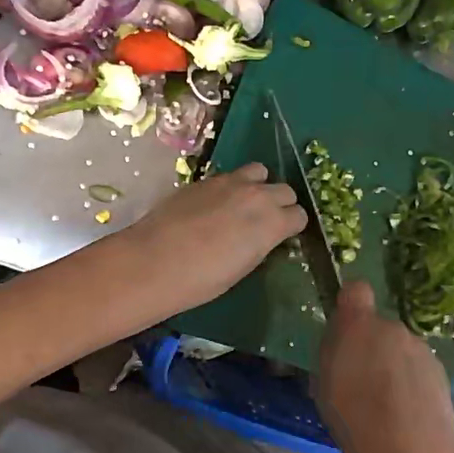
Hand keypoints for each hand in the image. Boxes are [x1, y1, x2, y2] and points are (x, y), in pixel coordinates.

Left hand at [105, 163, 304, 316]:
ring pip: (259, 172)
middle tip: (263, 221)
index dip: (290, 227)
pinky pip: (230, 176)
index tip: (281, 236)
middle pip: (283, 190)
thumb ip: (258, 245)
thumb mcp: (241, 268)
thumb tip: (260, 237)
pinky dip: (231, 186)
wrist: (155, 261)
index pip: (299, 216)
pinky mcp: (204, 179)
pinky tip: (214, 205)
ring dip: (257, 186)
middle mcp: (257, 196)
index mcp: (272, 223)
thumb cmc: (201, 280)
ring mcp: (229, 183)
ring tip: (242, 204)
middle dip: (279, 204)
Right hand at [315, 281, 453, 452]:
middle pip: (377, 327)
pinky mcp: (441, 375)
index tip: (342, 329)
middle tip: (354, 380)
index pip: (355, 290)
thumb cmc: (356, 420)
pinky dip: (407, 384)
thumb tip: (342, 337)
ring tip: (379, 405)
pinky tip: (401, 415)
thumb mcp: (324, 385)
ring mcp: (422, 351)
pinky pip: (415, 370)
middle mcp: (395, 329)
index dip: (349, 304)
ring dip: (388, 366)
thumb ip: (333, 351)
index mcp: (360, 326)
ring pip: (397, 349)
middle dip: (367, 345)